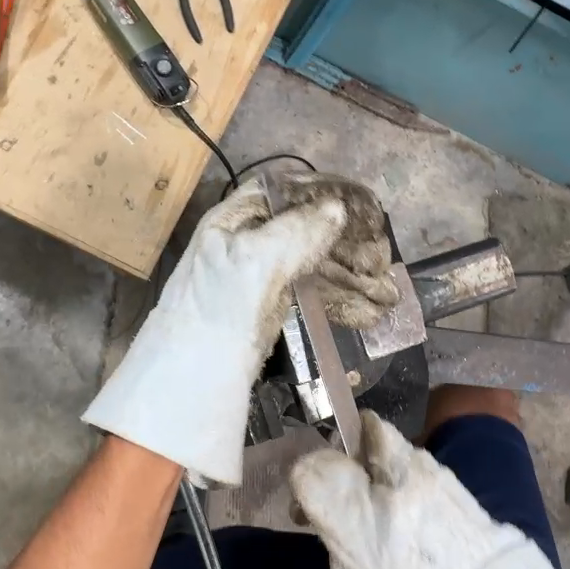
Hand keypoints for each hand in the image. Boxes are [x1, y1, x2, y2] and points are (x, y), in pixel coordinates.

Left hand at [82, 174, 396, 484]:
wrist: (190, 378)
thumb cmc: (218, 307)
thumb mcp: (257, 258)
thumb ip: (297, 229)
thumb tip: (335, 207)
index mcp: (231, 219)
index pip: (279, 189)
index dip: (316, 192)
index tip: (356, 201)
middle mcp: (242, 240)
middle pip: (296, 223)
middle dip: (335, 231)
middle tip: (375, 242)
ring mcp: (254, 274)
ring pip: (305, 255)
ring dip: (341, 263)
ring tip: (379, 273)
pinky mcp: (265, 305)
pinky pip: (304, 286)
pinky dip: (332, 288)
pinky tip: (362, 297)